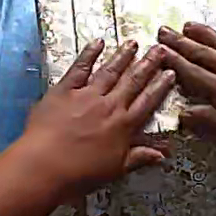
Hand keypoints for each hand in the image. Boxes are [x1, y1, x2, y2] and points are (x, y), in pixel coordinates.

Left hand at [13, 39, 176, 198]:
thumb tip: (163, 154)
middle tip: (159, 49)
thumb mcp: (115, 170)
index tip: (171, 72)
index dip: (160, 87)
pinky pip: (80, 68)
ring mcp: (87, 95)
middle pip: (133, 81)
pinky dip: (89, 54)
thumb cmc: (80, 173)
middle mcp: (109, 106)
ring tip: (133, 42)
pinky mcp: (64, 90)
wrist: (44, 165)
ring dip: (123, 56)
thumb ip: (139, 157)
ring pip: (110, 71)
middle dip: (148, 64)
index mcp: (123, 126)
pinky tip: (98, 42)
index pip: (147, 102)